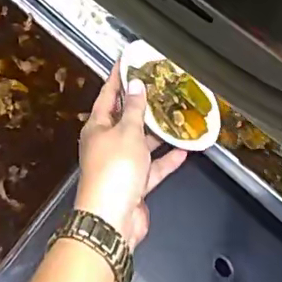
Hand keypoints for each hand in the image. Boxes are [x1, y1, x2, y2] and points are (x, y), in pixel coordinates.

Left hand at [74, 63, 188, 247]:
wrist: (111, 219)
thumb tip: (135, 86)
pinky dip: (166, 159)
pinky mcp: (134, 184)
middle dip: (140, 104)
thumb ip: (134, 110)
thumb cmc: (113, 172)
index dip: (118, 77)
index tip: (126, 62)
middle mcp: (106, 143)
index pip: (108, 94)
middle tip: (157, 87)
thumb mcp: (126, 132)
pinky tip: (183, 150)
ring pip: (140, 143)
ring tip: (174, 116)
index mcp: (97, 127)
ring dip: (156, 132)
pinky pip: (152, 167)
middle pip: (124, 118)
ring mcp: (120, 165)